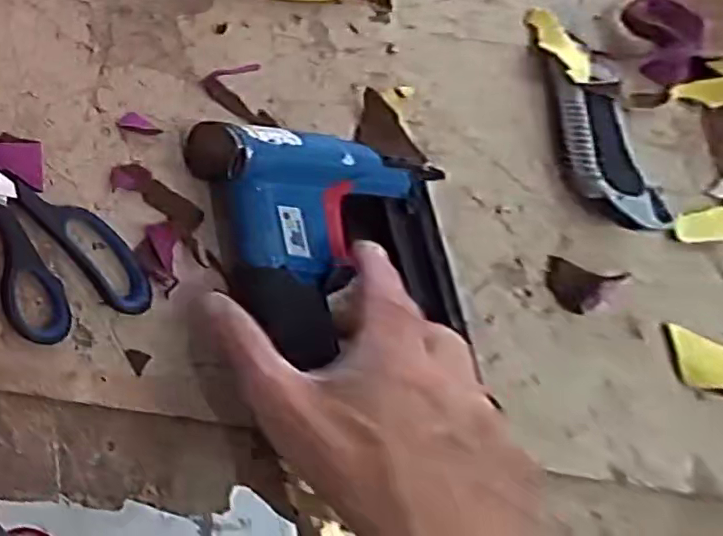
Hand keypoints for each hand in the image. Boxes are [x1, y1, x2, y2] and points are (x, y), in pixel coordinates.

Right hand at [198, 241, 547, 535]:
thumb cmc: (361, 474)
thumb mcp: (282, 404)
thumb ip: (245, 345)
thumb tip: (211, 298)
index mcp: (394, 351)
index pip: (385, 287)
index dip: (371, 261)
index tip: (362, 247)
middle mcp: (448, 375)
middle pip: (427, 327)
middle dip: (397, 318)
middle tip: (363, 331)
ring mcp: (486, 421)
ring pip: (459, 374)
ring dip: (428, 366)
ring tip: (393, 386)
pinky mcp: (511, 465)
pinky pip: (483, 422)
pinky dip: (456, 416)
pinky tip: (431, 441)